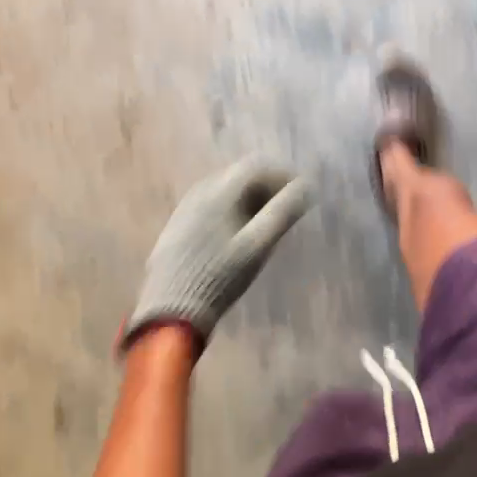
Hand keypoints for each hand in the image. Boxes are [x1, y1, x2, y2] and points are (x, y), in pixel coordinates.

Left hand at [123, 157, 312, 347]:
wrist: (171, 310)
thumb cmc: (221, 275)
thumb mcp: (257, 245)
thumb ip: (282, 212)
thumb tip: (305, 186)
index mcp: (220, 191)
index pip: (255, 166)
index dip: (281, 175)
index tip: (298, 193)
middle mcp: (199, 191)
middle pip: (238, 175)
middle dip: (265, 186)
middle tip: (283, 209)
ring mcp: (185, 208)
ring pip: (223, 190)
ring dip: (247, 198)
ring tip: (263, 223)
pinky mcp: (176, 226)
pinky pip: (209, 205)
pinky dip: (229, 210)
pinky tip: (234, 234)